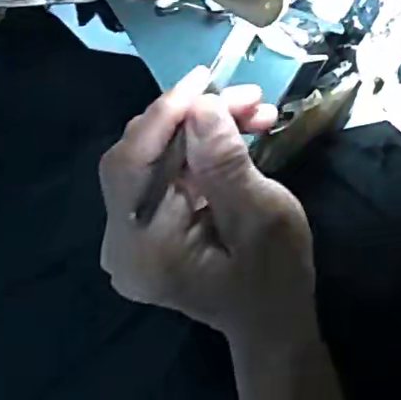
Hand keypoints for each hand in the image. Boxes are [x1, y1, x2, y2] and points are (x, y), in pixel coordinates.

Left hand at [98, 66, 316, 345]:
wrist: (275, 321)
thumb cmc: (273, 277)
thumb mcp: (260, 216)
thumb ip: (226, 162)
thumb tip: (202, 106)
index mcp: (141, 245)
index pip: (131, 163)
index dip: (164, 115)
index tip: (203, 79)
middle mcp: (125, 236)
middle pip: (143, 151)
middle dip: (195, 115)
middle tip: (246, 95)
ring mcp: (138, 227)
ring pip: (161, 150)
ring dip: (208, 123)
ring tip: (257, 108)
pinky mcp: (157, 217)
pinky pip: (173, 164)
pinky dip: (208, 140)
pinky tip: (245, 126)